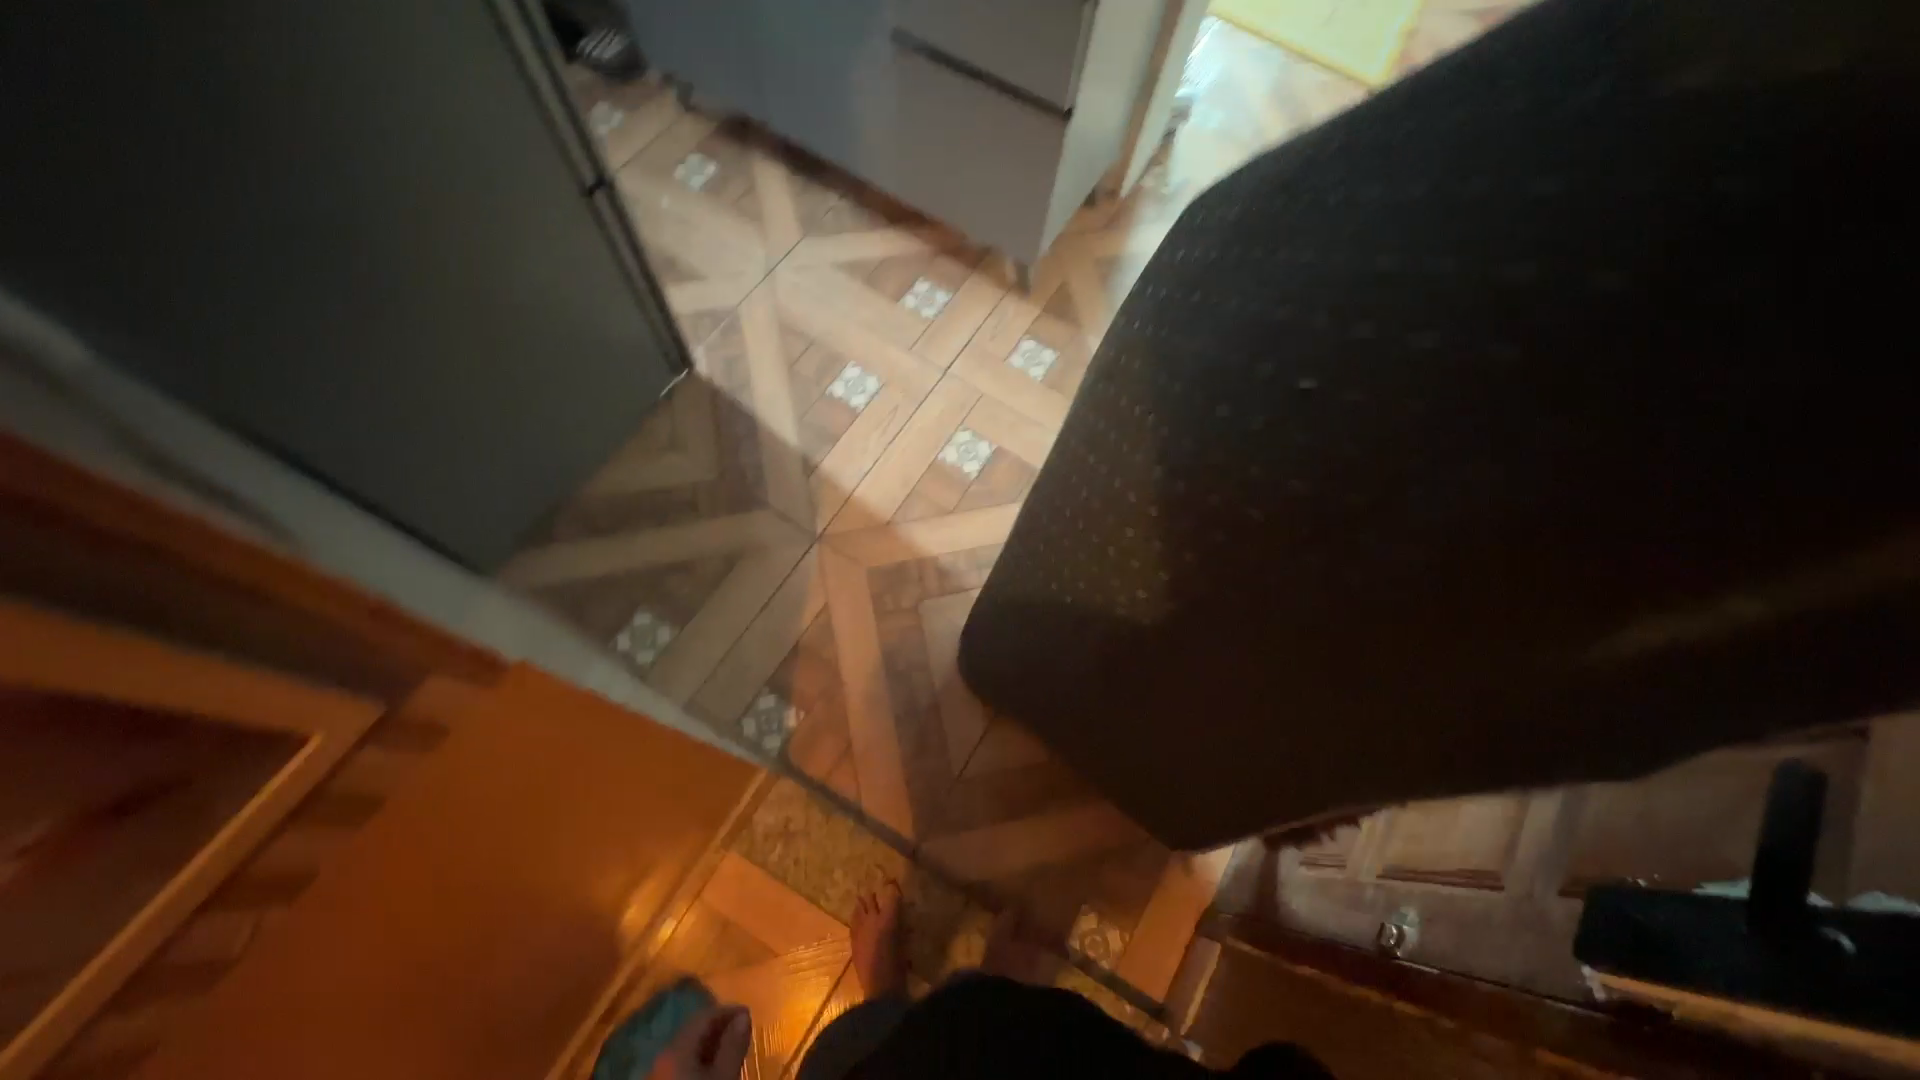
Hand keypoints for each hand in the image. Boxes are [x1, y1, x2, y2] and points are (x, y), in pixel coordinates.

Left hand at [650, 1005, 750, 1079]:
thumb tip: (743, 1016)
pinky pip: (680, 1062)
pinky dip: (698, 1058)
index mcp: (676, 1047)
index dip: (727, 1010)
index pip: (703, 1016)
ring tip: (729, 1048)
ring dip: (708, 1043)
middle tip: (741, 1029)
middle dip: (718, 1026)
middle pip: (693, 1030)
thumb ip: (733, 1046)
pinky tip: (710, 1066)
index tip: (747, 1012)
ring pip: (686, 1047)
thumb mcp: (723, 1077)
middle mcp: (662, 1053)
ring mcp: (657, 1070)